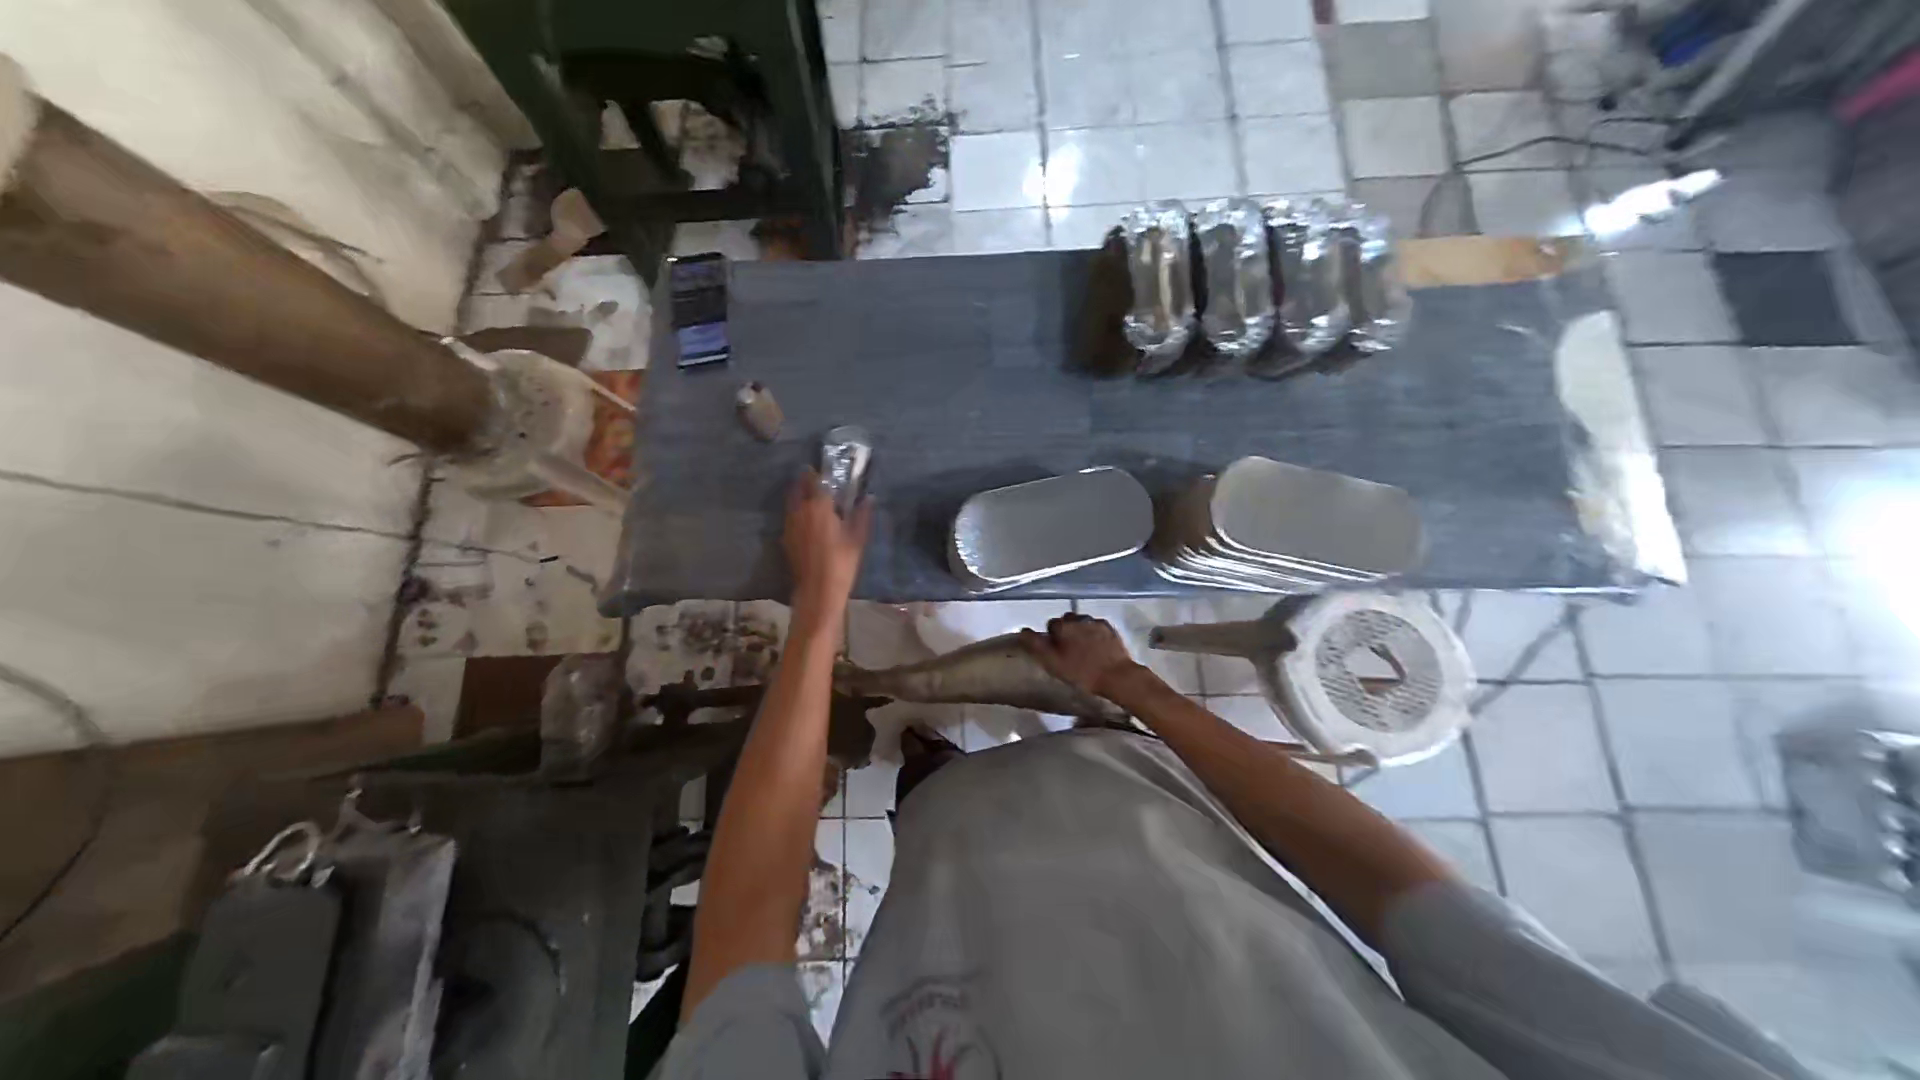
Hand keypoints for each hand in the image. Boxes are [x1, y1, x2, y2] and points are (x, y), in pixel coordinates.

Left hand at [784, 468, 870, 615]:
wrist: (817, 591)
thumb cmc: (841, 562)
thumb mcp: (858, 538)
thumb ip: (862, 514)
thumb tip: (869, 498)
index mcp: (819, 506)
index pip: (816, 480)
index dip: (820, 473)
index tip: (826, 470)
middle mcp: (800, 511)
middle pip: (798, 488)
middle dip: (806, 481)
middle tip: (816, 480)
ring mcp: (789, 525)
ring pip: (792, 503)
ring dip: (800, 496)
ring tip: (812, 499)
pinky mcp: (785, 539)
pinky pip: (791, 518)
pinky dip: (797, 513)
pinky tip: (807, 521)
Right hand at [1020, 614, 1144, 699]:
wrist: (1117, 676)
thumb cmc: (1082, 672)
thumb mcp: (1053, 663)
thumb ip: (1036, 645)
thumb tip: (1023, 630)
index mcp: (1063, 626)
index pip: (1051, 625)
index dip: (1052, 638)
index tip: (1056, 651)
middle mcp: (1079, 619)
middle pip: (1067, 621)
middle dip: (1066, 631)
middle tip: (1069, 651)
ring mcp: (1096, 622)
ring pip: (1082, 622)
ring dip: (1080, 630)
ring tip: (1084, 649)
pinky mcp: (1111, 628)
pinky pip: (1096, 626)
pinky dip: (1094, 633)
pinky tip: (1097, 647)